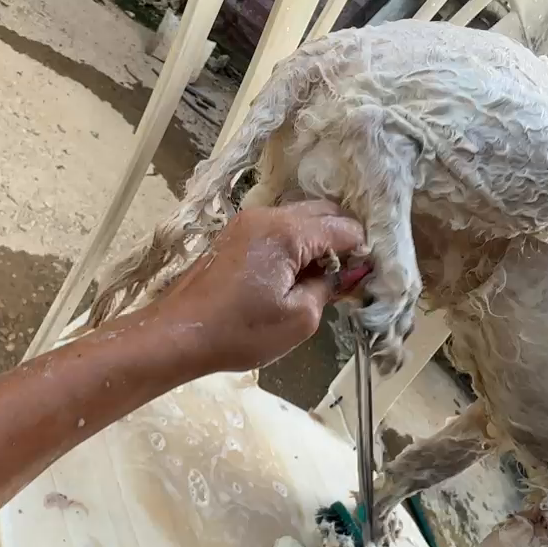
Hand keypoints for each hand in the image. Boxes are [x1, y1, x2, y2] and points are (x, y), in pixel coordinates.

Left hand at [146, 201, 364, 374]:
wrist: (178, 334)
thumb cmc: (238, 331)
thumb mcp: (299, 319)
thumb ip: (328, 288)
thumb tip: (342, 274)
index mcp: (287, 232)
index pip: (342, 228)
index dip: (361, 249)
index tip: (369, 272)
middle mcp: (267, 216)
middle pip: (321, 212)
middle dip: (341, 238)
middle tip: (350, 273)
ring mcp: (246, 222)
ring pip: (297, 218)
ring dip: (316, 240)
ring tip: (322, 277)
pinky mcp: (233, 235)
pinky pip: (275, 228)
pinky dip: (293, 243)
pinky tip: (294, 274)